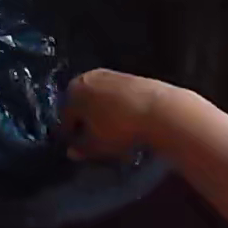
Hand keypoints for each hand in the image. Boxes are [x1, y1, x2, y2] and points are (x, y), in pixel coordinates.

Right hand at [60, 69, 180, 159]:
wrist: (161, 110)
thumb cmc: (120, 127)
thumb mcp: (97, 145)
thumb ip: (81, 149)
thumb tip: (71, 152)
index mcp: (72, 92)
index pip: (66, 116)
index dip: (72, 134)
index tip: (80, 147)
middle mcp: (86, 78)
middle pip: (83, 104)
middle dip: (89, 122)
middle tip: (99, 140)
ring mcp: (109, 75)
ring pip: (101, 99)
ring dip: (106, 115)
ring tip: (118, 135)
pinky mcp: (131, 77)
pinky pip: (119, 96)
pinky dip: (121, 109)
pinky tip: (131, 124)